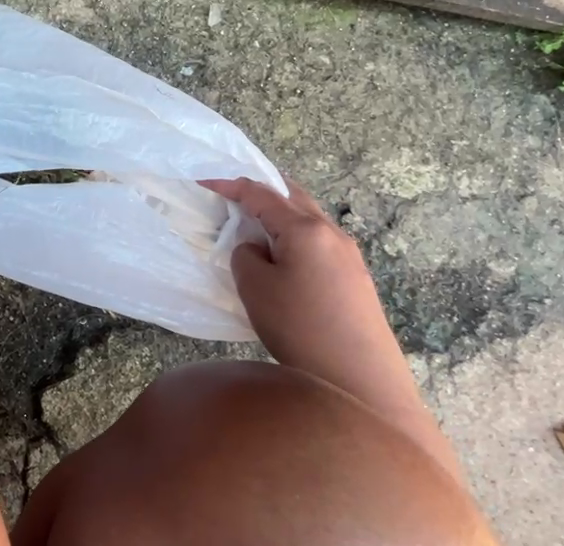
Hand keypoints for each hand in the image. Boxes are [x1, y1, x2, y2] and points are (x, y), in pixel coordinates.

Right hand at [201, 177, 462, 478]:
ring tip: (253, 225)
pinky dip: (293, 234)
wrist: (361, 381)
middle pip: (292, 196)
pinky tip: (281, 255)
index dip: (228, 185)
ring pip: (308, 218)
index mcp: (304, 229)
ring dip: (279, 214)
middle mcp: (332, 233)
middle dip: (261, 190)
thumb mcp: (253, 285)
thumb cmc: (299, 326)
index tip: (202, 183)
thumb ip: (246, 254)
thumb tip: (258, 249)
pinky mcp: (356, 279)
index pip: (260, 193)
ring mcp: (350, 257)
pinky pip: (318, 240)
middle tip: (231, 194)